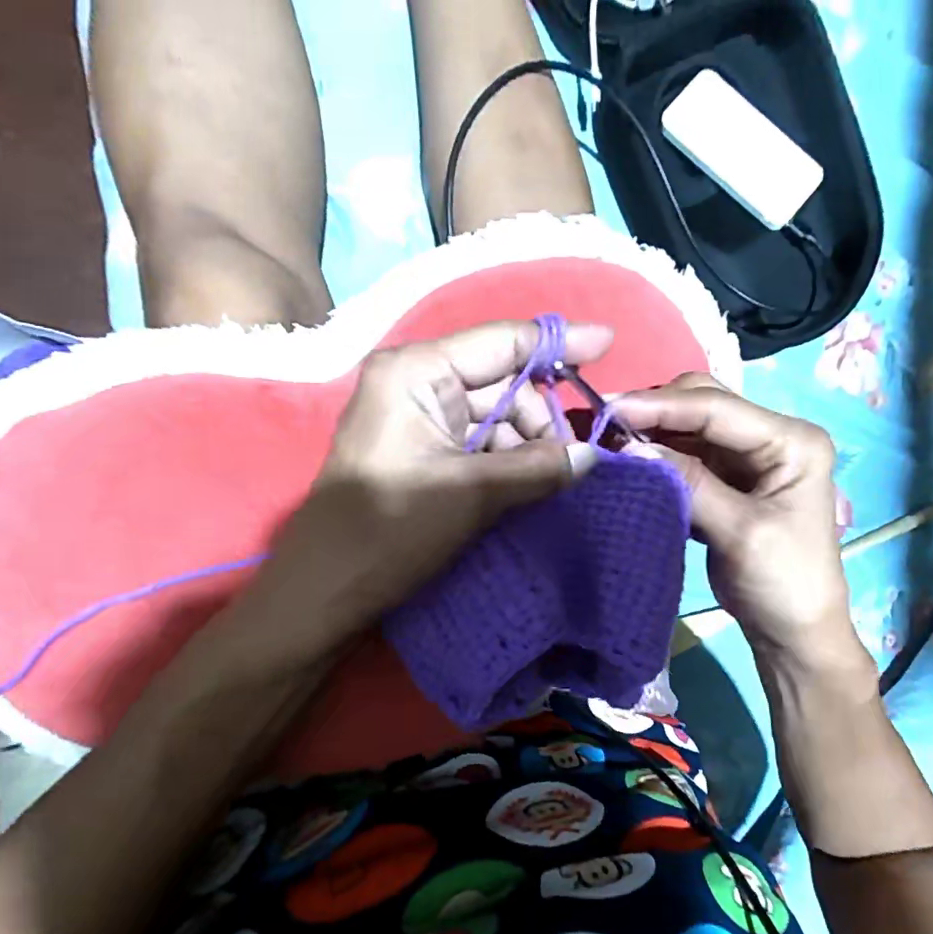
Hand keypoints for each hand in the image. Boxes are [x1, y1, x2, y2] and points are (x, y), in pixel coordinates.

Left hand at [260, 320, 609, 636]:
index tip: (609, 345)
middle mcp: (413, 383)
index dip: (557, 344)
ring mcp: (412, 419)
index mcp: (416, 371)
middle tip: (575, 458)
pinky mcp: (416, 453)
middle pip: (499, 382)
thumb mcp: (470, 494)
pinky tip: (528, 486)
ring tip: (550, 482)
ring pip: (490, 417)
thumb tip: (591, 456)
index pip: (501, 342)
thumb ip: (536, 468)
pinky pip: (473, 444)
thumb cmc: (388, 532)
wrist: (323, 590)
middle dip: (539, 416)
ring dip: (524, 446)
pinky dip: (504, 462)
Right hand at [612, 374, 854, 659]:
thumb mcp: (738, 531)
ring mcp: (747, 458)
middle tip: (602, 425)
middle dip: (653, 410)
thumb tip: (627, 447)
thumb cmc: (781, 581)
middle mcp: (771, 437)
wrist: (793, 630)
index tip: (607, 411)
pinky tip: (627, 460)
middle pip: (703, 405)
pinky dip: (655, 456)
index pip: (716, 408)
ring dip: (649, 432)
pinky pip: (683, 455)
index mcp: (791, 441)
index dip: (660, 405)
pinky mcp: (725, 479)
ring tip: (606, 440)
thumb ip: (688, 483)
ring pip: (688, 427)